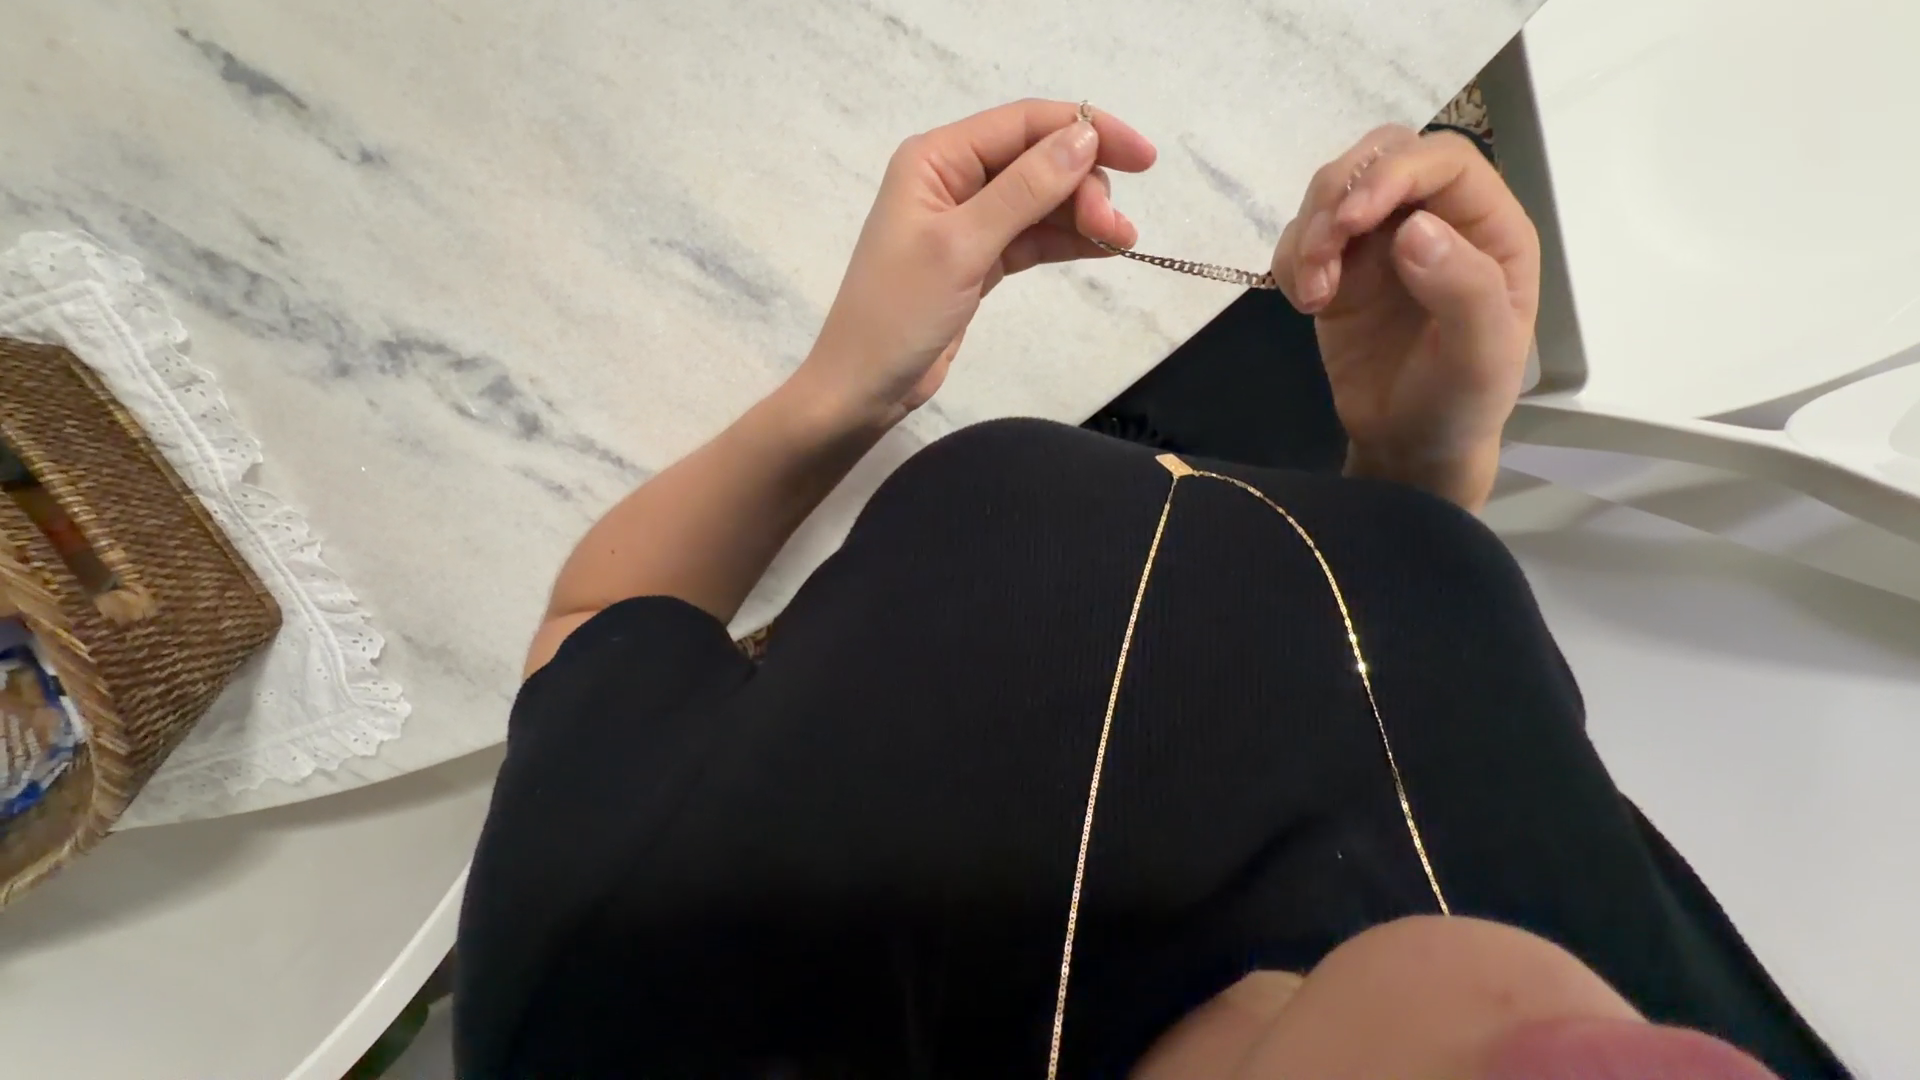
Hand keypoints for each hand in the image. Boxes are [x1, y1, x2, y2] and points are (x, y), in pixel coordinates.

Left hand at [799, 99, 1156, 429]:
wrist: (865, 386)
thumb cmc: (898, 313)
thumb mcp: (961, 246)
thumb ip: (1023, 190)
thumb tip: (1084, 137)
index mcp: (936, 159)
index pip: (1023, 125)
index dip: (1087, 131)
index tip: (1143, 160)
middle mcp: (952, 181)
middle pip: (1037, 162)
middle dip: (1084, 187)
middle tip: (1117, 230)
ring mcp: (966, 223)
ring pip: (1039, 202)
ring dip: (1082, 216)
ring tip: (1122, 243)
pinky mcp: (977, 263)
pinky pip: (1031, 238)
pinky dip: (1064, 242)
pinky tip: (1100, 249)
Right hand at [1270, 126, 1540, 509]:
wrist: (1408, 443)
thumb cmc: (1460, 400)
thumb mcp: (1481, 353)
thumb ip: (1462, 287)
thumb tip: (1411, 229)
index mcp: (1487, 227)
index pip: (1440, 161)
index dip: (1391, 175)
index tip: (1348, 221)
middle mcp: (1433, 221)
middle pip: (1380, 156)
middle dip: (1338, 195)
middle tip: (1321, 252)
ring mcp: (1379, 246)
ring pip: (1331, 194)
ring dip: (1308, 234)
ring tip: (1313, 294)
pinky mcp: (1338, 274)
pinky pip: (1301, 239)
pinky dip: (1290, 262)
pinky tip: (1306, 303)